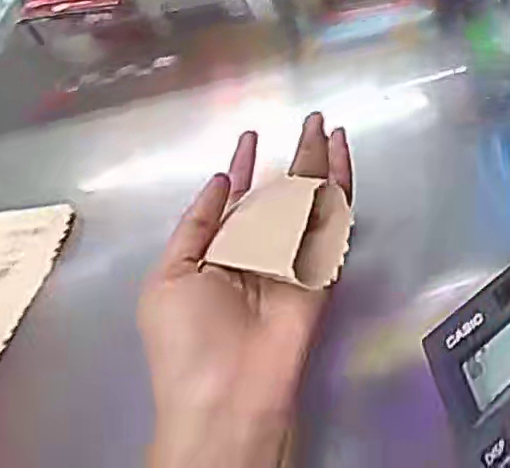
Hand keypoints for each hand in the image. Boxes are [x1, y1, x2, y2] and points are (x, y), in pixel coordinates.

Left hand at [137, 113, 353, 467]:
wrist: (228, 391)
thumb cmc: (187, 340)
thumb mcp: (169, 277)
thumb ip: (196, 224)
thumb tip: (222, 179)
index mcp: (222, 250)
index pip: (240, 197)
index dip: (246, 165)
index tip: (251, 137)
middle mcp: (262, 245)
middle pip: (283, 187)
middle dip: (297, 152)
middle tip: (311, 118)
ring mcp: (295, 252)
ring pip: (312, 193)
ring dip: (321, 157)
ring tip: (326, 125)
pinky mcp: (323, 261)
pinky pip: (333, 213)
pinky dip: (340, 181)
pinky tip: (340, 154)